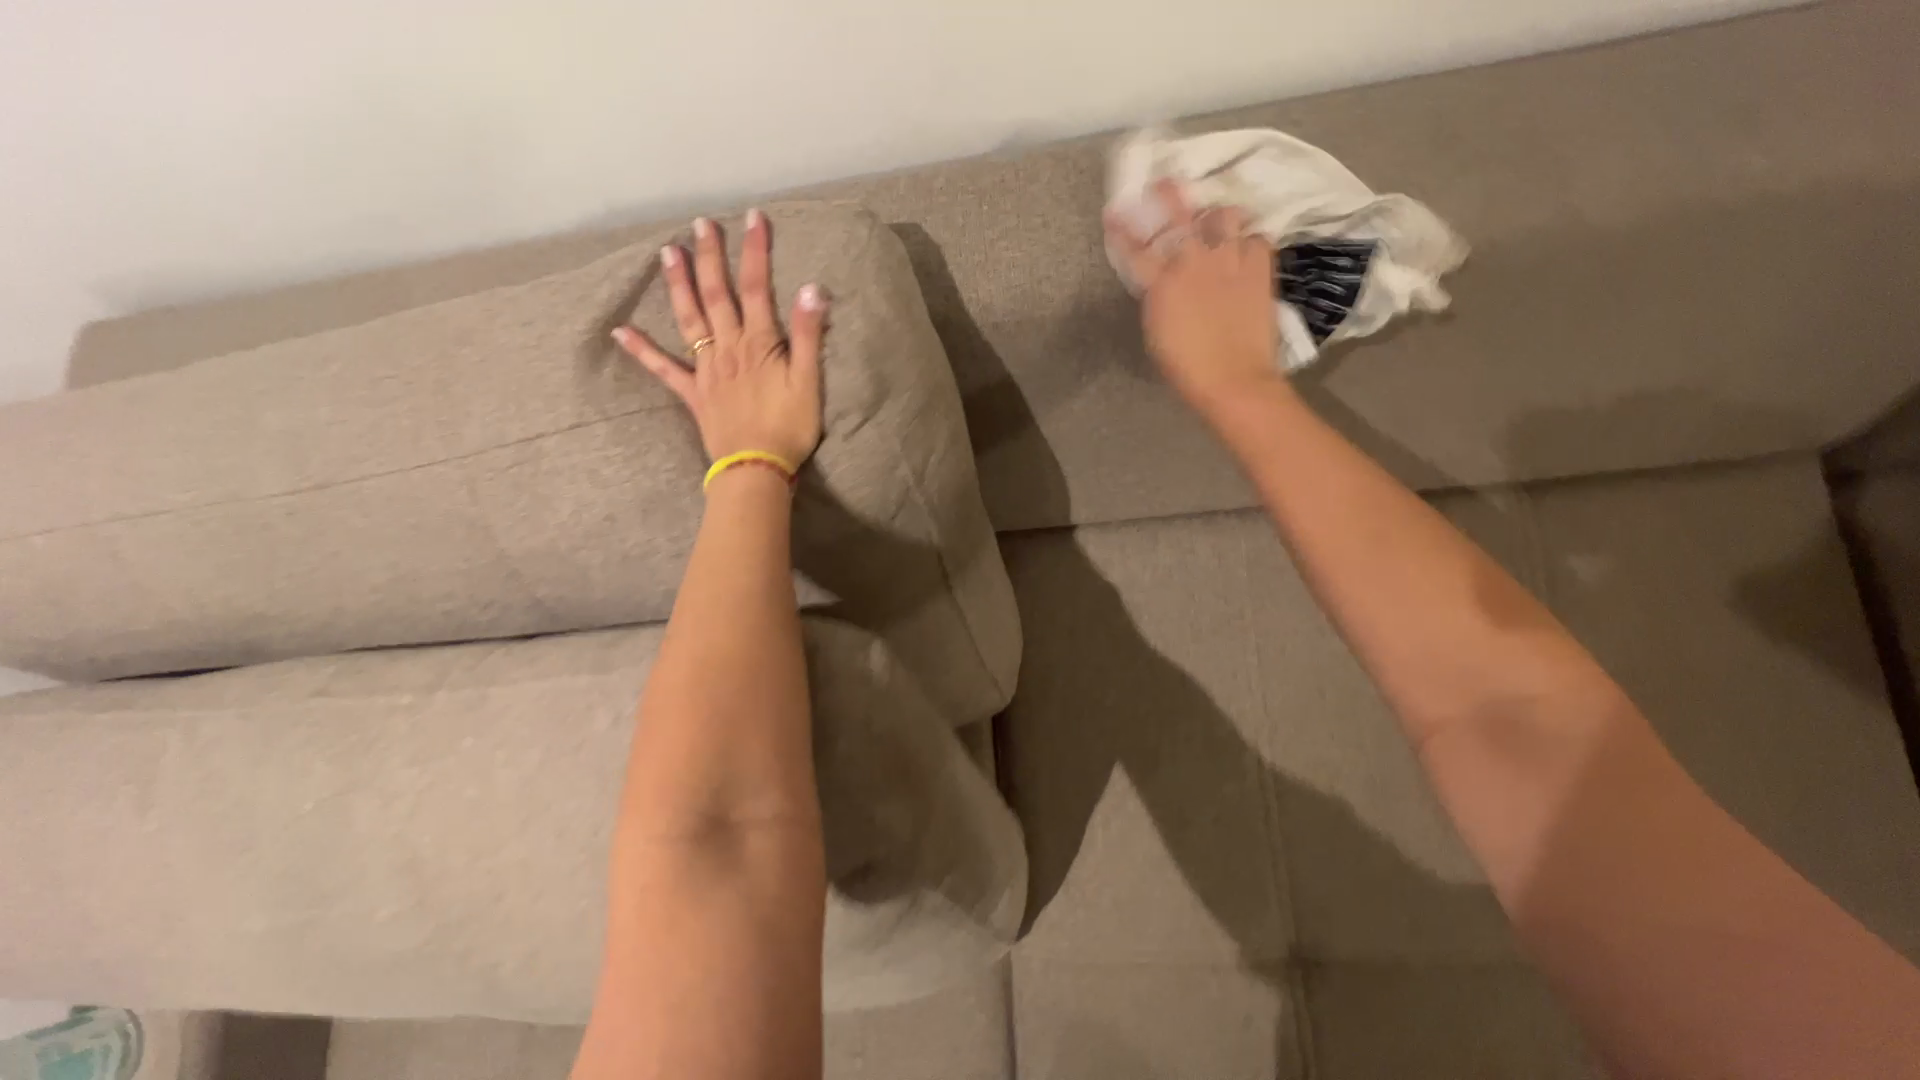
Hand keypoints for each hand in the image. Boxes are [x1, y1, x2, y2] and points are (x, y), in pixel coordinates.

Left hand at [613, 209, 826, 468]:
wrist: (757, 470)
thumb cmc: (790, 428)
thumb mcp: (809, 382)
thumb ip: (809, 335)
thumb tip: (812, 288)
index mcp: (759, 343)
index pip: (757, 288)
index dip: (755, 251)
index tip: (753, 217)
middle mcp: (728, 348)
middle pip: (717, 294)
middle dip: (710, 256)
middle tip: (701, 224)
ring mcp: (706, 369)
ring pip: (689, 319)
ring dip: (678, 284)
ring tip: (667, 252)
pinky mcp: (693, 393)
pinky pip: (663, 368)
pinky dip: (641, 350)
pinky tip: (619, 331)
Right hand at [1106, 181, 1284, 414]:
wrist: (1233, 379)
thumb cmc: (1186, 367)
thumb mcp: (1158, 331)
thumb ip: (1158, 298)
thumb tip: (1162, 283)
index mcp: (1160, 283)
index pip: (1134, 248)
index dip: (1122, 229)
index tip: (1114, 213)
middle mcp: (1194, 262)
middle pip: (1178, 216)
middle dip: (1168, 195)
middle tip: (1165, 182)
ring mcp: (1230, 261)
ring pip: (1225, 217)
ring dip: (1219, 216)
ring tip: (1219, 220)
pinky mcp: (1260, 268)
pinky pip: (1257, 239)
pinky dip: (1251, 241)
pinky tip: (1247, 249)